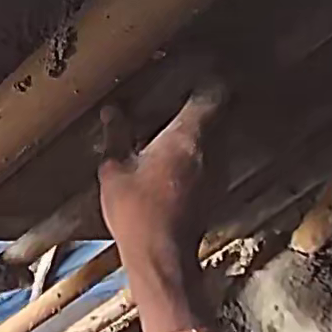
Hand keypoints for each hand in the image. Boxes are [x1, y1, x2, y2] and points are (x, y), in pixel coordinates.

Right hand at [97, 87, 226, 270]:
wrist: (160, 254)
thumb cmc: (135, 210)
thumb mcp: (114, 170)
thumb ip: (116, 136)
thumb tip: (111, 110)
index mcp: (186, 136)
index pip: (212, 93)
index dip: (203, 81)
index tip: (186, 76)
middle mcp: (212, 148)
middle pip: (218, 112)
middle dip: (199, 104)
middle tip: (174, 100)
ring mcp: (219, 170)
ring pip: (217, 135)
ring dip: (199, 130)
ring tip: (171, 129)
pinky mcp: (217, 189)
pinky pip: (213, 157)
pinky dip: (199, 152)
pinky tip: (175, 160)